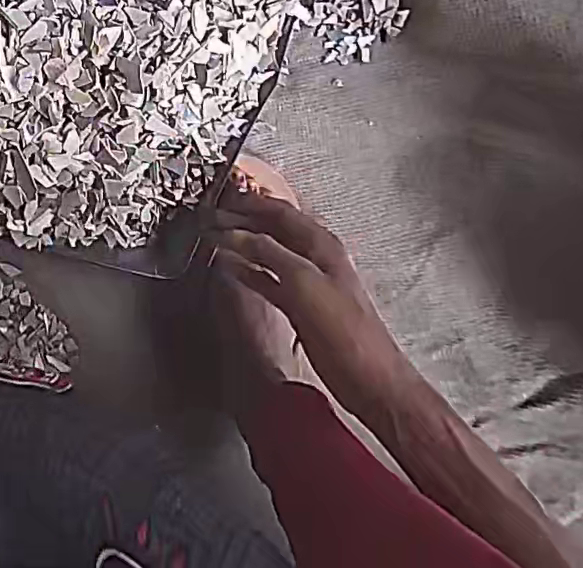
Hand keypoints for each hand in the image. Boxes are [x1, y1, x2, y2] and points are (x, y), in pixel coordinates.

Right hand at [215, 181, 424, 424]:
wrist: (369, 382)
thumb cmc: (346, 332)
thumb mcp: (304, 283)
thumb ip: (269, 253)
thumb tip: (236, 233)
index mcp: (321, 246)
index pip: (281, 212)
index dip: (250, 203)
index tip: (224, 199)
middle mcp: (314, 258)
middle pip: (272, 229)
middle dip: (241, 220)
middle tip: (213, 217)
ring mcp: (307, 281)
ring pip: (267, 252)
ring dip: (240, 243)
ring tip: (214, 237)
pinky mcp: (299, 305)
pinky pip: (266, 278)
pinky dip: (247, 269)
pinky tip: (230, 266)